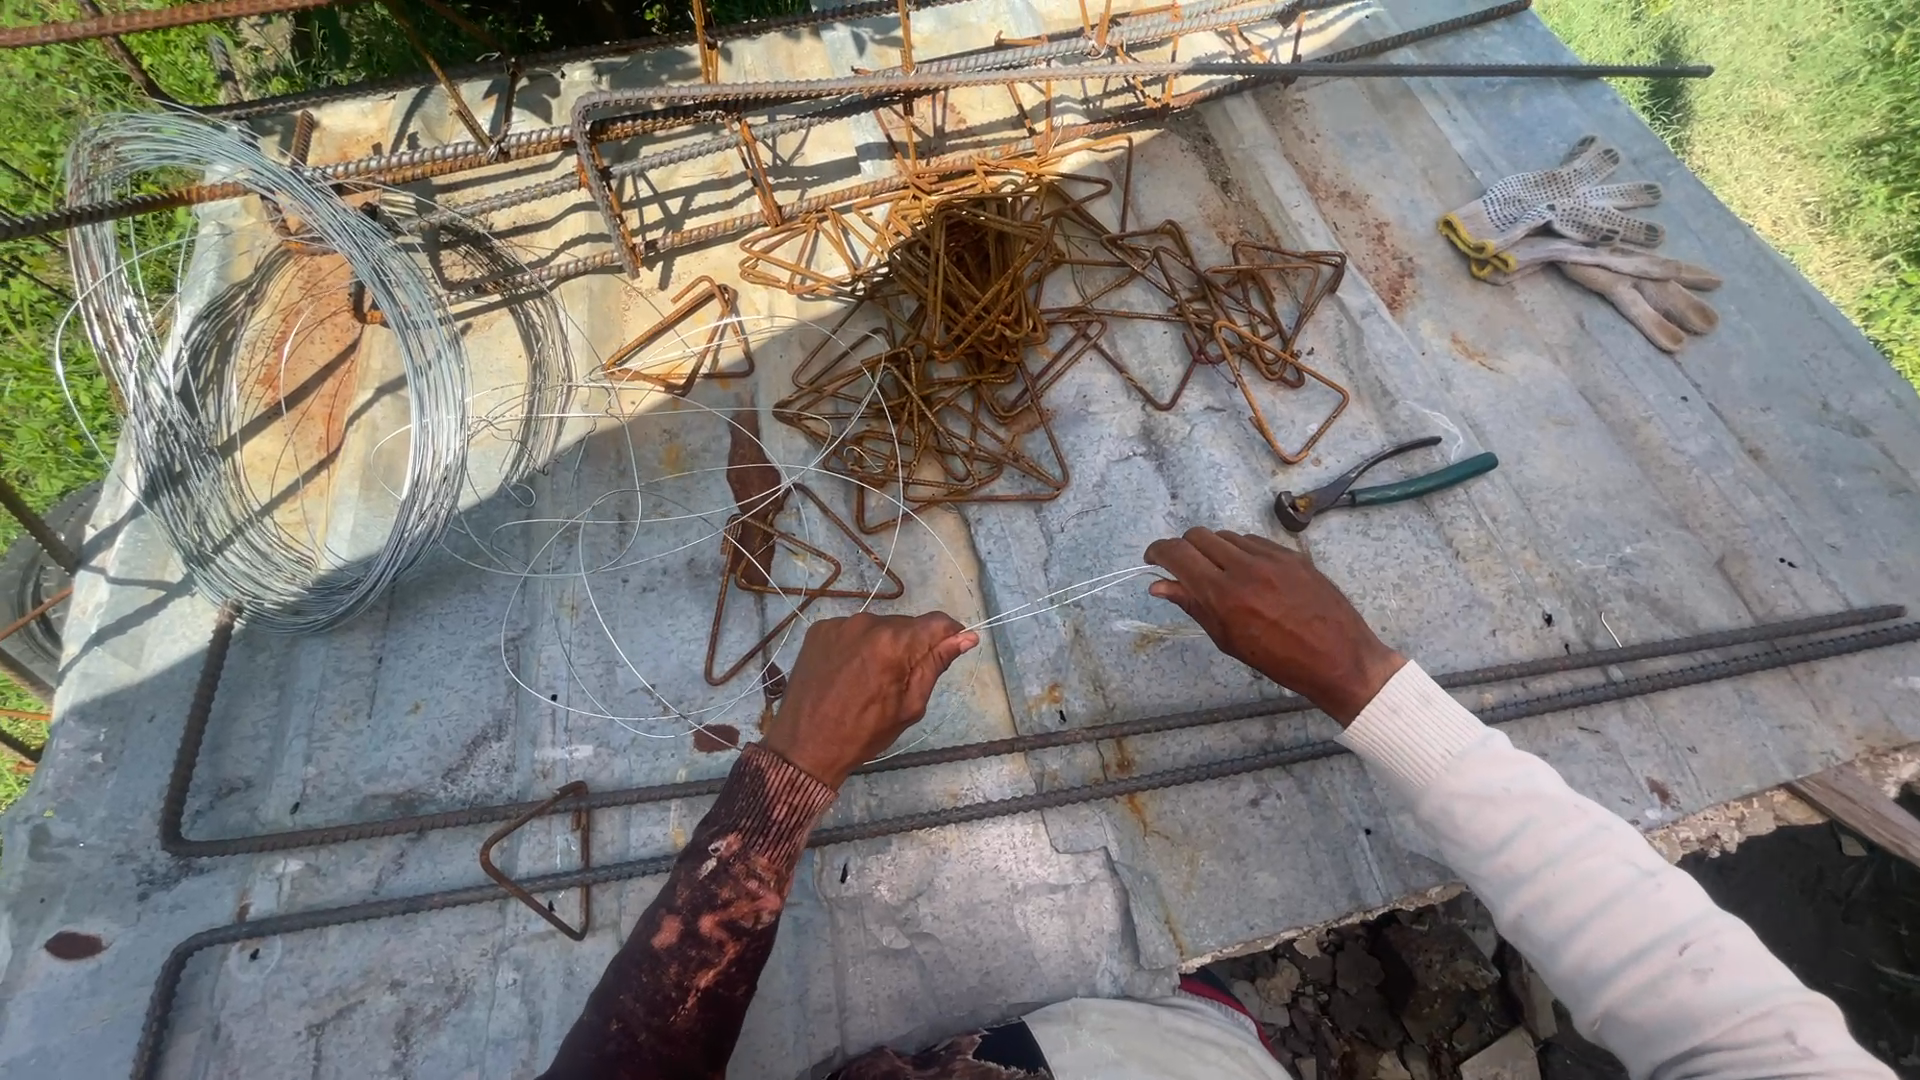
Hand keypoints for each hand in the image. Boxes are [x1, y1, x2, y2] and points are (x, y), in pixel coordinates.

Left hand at [760, 611, 979, 787]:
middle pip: (907, 625)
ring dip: (885, 646)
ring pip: (879, 627)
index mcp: (894, 642)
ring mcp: (840, 624)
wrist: (803, 746)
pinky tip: (850, 672)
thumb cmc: (863, 732)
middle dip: (914, 646)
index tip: (949, 652)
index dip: (950, 635)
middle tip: (903, 680)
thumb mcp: (910, 704)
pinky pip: (853, 631)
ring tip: (872, 679)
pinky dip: (859, 646)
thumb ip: (936, 664)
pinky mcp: (819, 630)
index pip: (937, 623)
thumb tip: (966, 637)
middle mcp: (867, 622)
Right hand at [1144, 528, 1405, 724]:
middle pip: (1197, 535)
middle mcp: (1244, 568)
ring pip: (1224, 535)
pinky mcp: (1291, 554)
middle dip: (1183, 548)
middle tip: (1185, 569)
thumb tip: (1159, 585)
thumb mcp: (1226, 638)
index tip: (1153, 560)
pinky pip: (1252, 541)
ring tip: (1220, 573)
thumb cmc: (1278, 659)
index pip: (1177, 553)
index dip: (1157, 551)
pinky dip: (1239, 551)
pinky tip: (1248, 573)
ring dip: (1212, 549)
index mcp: (1223, 595)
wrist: (1339, 658)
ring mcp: (1270, 557)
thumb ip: (1193, 604)